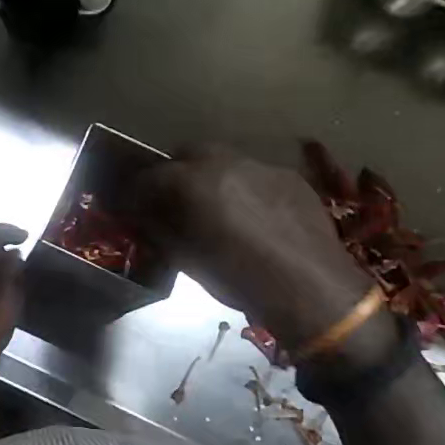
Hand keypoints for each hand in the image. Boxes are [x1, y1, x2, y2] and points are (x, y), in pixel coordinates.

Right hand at [136, 146, 395, 374]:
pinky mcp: (290, 177)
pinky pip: (255, 175)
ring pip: (224, 160)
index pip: (151, 176)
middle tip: (172, 200)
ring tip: (215, 208)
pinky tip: (252, 216)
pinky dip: (243, 188)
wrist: (313, 291)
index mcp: (194, 183)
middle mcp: (226, 163)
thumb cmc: (242, 281)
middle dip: (175, 173)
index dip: (136, 192)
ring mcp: (262, 166)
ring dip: (210, 178)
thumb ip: (162, 230)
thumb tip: (147, 218)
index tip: (131, 206)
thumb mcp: (190, 260)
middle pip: (188, 153)